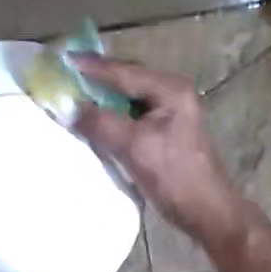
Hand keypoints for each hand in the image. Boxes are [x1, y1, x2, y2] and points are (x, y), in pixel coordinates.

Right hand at [72, 55, 248, 247]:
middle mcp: (174, 93)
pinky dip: (114, 115)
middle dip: (98, 79)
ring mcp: (172, 112)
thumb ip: (101, 124)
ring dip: (105, 98)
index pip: (125, 71)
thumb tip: (70, 109)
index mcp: (171, 90)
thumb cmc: (174, 178)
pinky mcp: (168, 132)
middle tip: (68, 76)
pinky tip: (98, 121)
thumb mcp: (134, 148)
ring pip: (130, 98)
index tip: (64, 60)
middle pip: (129, 79)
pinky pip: (134, 115)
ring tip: (77, 97)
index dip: (93, 67)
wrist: (206, 211)